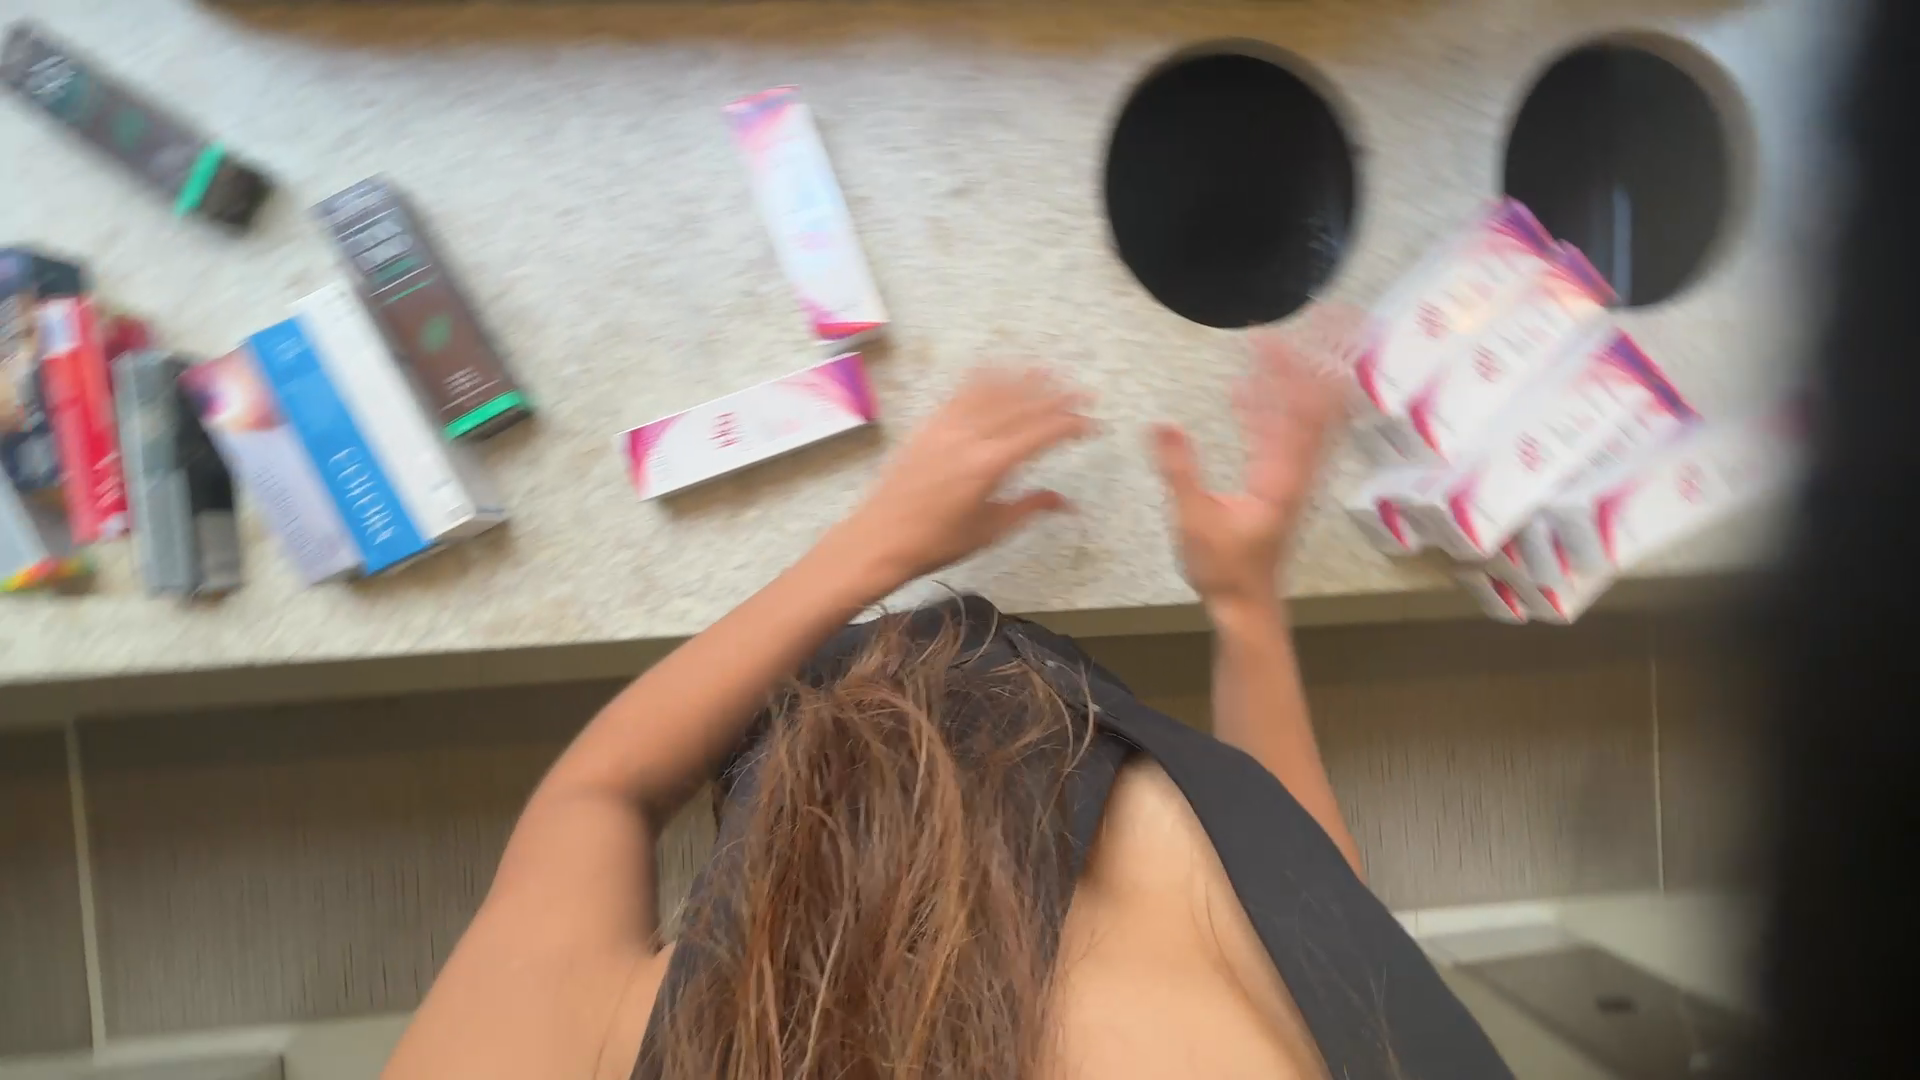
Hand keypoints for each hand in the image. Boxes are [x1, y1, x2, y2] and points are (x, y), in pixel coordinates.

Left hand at [837, 367, 1094, 584]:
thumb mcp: (991, 530)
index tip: (1092, 424)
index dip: (1071, 425)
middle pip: (1021, 405)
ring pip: (991, 390)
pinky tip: (996, 370)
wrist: (881, 539)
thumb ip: (1030, 507)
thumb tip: (1067, 503)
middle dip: (1056, 397)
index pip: (1041, 433)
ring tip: (1048, 371)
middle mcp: (970, 436)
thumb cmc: (937, 543)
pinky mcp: (928, 425)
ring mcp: (946, 426)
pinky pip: (960, 392)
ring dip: (1022, 379)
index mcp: (990, 465)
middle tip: (1082, 393)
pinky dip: (983, 378)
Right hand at [1153, 321, 1349, 611]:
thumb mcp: (1194, 518)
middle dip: (1315, 362)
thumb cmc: (1222, 566)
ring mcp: (1293, 477)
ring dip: (1296, 381)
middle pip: (1319, 405)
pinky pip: (1286, 436)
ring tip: (1271, 347)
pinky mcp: (1280, 485)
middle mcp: (1297, 471)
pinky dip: (1271, 408)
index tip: (1266, 337)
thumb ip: (1179, 470)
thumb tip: (1161, 425)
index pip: (1296, 411)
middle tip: (1312, 322)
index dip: (1288, 370)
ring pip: (1307, 418)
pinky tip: (1244, 395)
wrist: (1245, 602)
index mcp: (1282, 475)